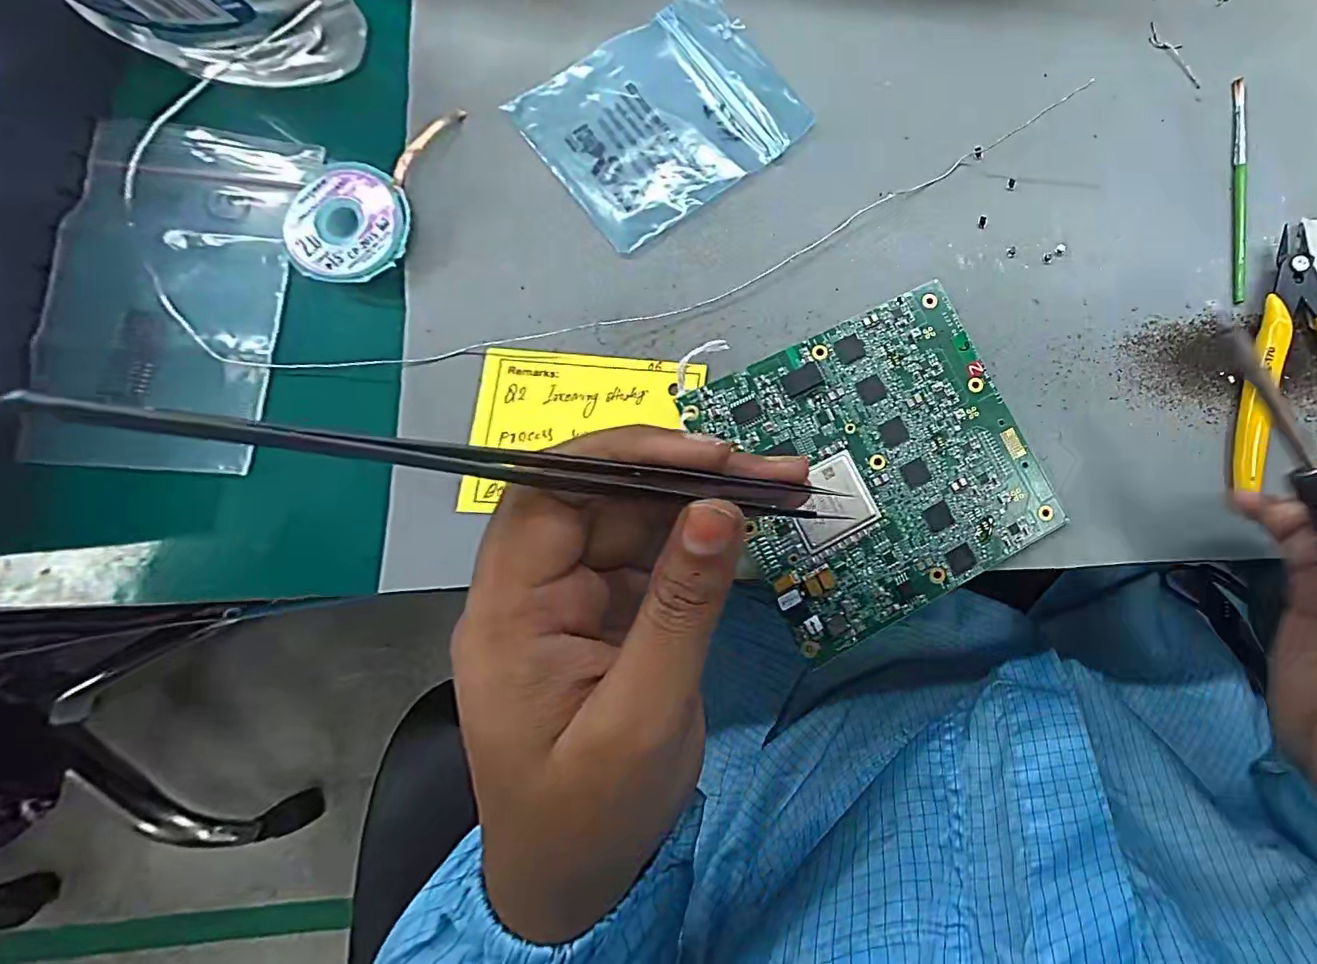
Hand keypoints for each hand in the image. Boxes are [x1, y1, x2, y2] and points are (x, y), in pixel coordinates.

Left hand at [452, 427, 807, 943]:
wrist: (584, 880)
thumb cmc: (592, 813)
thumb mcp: (644, 712)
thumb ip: (682, 606)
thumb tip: (720, 509)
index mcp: (512, 611)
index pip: (550, 494)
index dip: (625, 457)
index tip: (709, 456)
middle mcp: (543, 589)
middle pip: (608, 498)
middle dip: (692, 472)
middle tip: (774, 471)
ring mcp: (585, 597)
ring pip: (644, 518)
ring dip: (713, 495)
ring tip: (784, 486)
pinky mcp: (624, 610)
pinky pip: (667, 552)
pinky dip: (715, 532)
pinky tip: (759, 521)